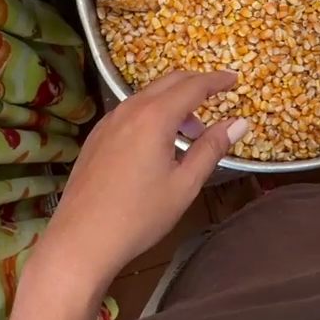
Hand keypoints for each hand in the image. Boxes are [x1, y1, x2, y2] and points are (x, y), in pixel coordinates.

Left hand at [39, 70, 247, 292]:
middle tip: (218, 93)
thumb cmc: (139, 216)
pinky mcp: (96, 136)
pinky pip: (131, 110)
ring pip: (148, 96)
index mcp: (155, 117)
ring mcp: (109, 121)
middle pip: (169, 82)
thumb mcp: (184, 185)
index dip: (216, 80)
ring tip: (192, 130)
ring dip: (173, 101)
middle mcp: (130, 109)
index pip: (193, 87)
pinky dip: (153, 113)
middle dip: (195, 83)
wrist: (80, 241)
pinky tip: (158, 141)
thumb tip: (238, 123)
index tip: (234, 78)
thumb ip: (211, 148)